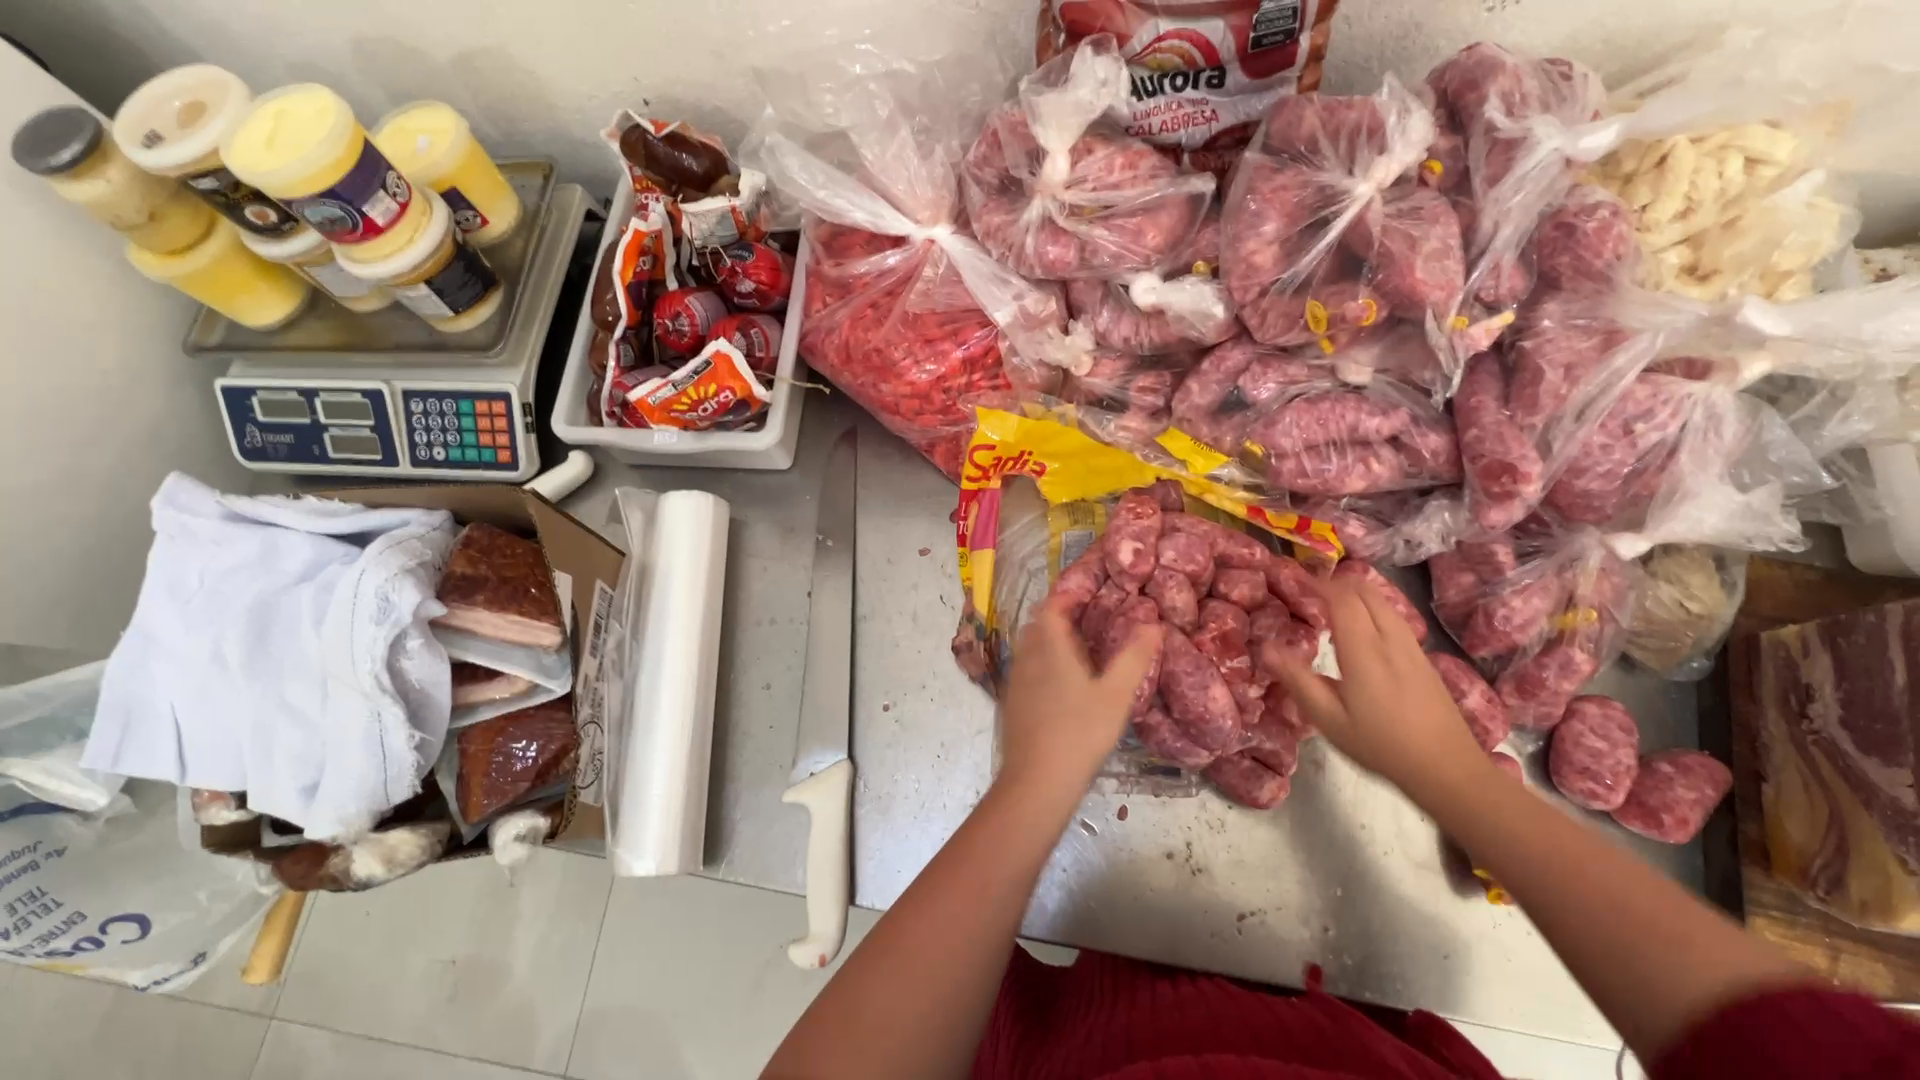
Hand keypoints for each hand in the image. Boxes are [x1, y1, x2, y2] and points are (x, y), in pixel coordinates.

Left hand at [997, 600, 1161, 797]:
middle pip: (1037, 626)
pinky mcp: (1013, 706)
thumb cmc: (1080, 732)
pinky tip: (1064, 688)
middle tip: (1089, 621)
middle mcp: (1026, 659)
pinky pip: (1027, 672)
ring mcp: (1015, 683)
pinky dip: (1043, 667)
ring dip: (1050, 643)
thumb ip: (1134, 658)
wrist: (1037, 781)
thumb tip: (1153, 624)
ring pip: (1030, 650)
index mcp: (1049, 648)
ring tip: (1081, 653)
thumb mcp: (1116, 695)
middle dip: (1059, 618)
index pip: (1051, 607)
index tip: (1090, 595)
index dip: (1067, 597)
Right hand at [1262, 574, 1482, 794]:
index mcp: (1364, 650)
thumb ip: (1297, 679)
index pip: (1342, 598)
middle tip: (1311, 592)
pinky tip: (1363, 632)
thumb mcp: (1329, 719)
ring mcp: (1412, 647)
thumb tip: (1267, 647)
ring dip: (1357, 595)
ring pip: (1384, 602)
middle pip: (1366, 592)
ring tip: (1333, 608)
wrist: (1447, 767)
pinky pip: (1395, 618)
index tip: (1296, 581)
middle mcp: (1391, 639)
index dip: (1319, 584)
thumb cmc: (1380, 745)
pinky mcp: (1424, 658)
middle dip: (1338, 584)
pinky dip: (1373, 610)